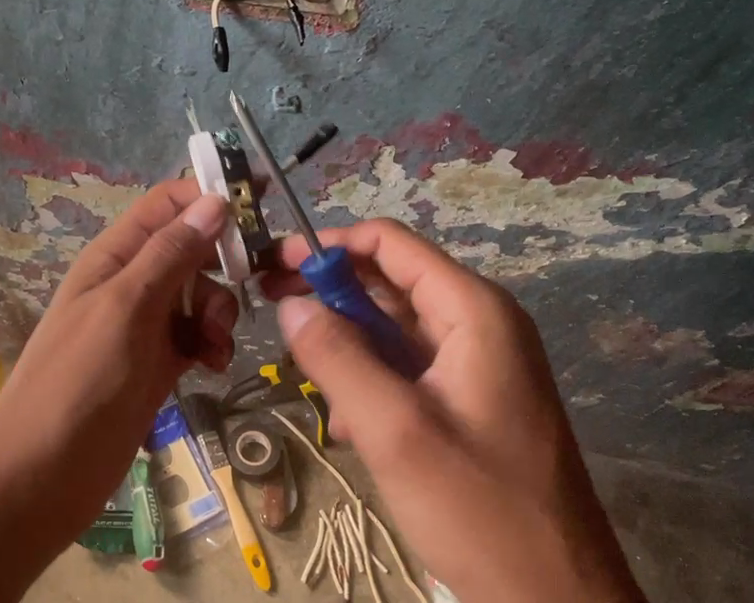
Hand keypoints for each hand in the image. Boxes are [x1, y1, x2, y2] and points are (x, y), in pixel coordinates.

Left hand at [0, 179, 236, 540]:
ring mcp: (145, 324)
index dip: (210, 194)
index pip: (167, 204)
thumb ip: (170, 254)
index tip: (261, 199)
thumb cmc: (79, 380)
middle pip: (192, 247)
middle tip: (254, 282)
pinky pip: (197, 336)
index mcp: (115, 255)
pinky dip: (211, 344)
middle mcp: (132, 281)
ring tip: (215, 345)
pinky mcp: (158, 364)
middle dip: (224, 261)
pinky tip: (213, 365)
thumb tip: (214, 200)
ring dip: (219, 311)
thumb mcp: (126, 308)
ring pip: (201, 294)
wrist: (42, 474)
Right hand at [262, 219, 645, 602]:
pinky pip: (407, 365)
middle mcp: (479, 323)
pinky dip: (368, 377)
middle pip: (389, 280)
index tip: (274, 267)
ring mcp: (478, 362)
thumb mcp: (395, 431)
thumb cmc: (481, 511)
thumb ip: (336, 357)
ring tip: (307, 378)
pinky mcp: (471, 398)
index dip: (329, 245)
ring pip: (393, 325)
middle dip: (328, 292)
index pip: (390, 243)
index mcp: (473, 311)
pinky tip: (344, 420)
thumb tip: (290, 303)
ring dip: (345, 342)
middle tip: (272, 310)